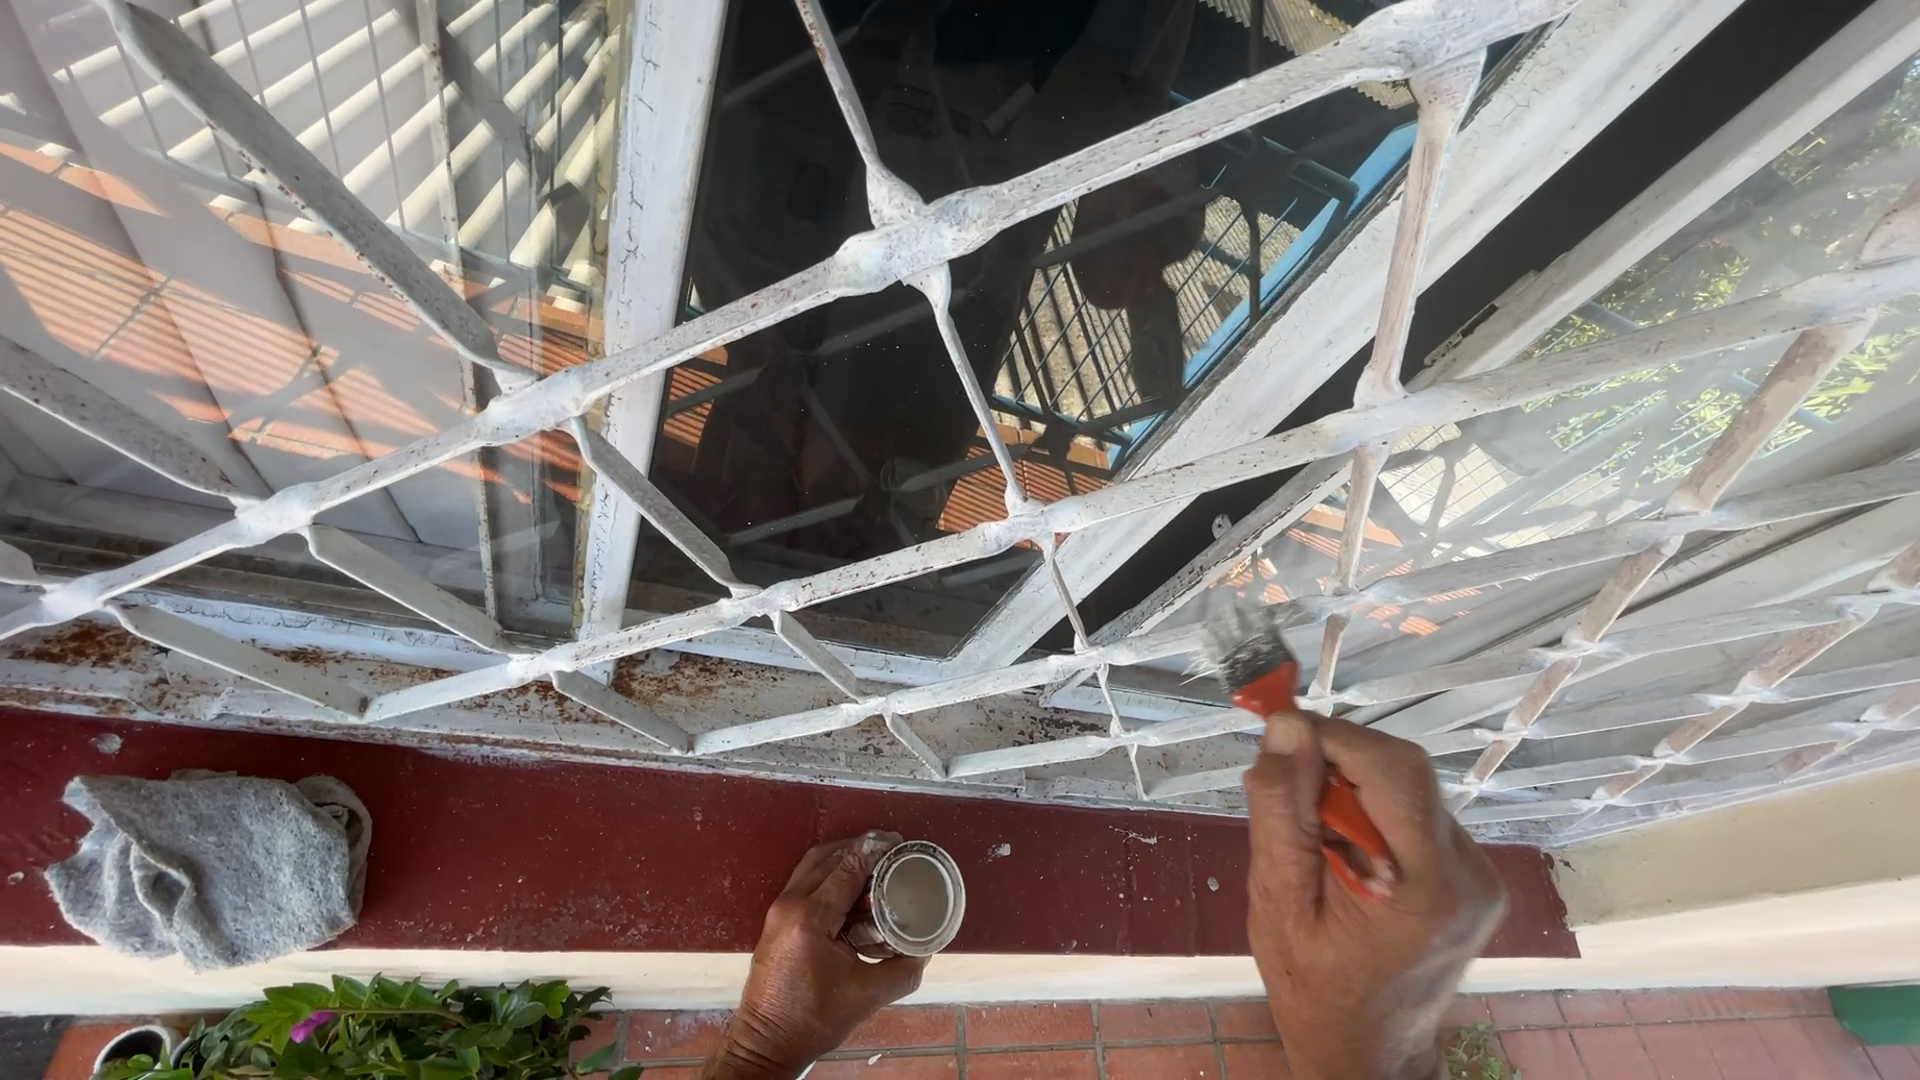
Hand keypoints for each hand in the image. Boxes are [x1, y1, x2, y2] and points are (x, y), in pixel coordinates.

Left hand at [703, 831, 928, 1079]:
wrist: (766, 1045)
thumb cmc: (812, 1020)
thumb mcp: (867, 996)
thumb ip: (903, 969)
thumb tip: (926, 948)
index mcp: (811, 917)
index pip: (848, 867)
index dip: (875, 850)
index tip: (898, 842)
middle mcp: (790, 904)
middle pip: (829, 857)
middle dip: (861, 847)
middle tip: (890, 848)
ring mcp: (779, 910)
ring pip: (813, 864)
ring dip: (843, 856)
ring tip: (873, 861)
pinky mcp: (776, 919)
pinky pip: (805, 880)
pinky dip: (829, 872)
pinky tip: (851, 885)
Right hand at [1244, 712, 1506, 1079]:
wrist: (1367, 1051)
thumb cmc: (1311, 984)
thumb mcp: (1275, 897)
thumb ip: (1282, 809)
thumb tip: (1286, 726)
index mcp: (1425, 887)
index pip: (1393, 770)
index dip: (1333, 735)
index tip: (1277, 733)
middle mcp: (1469, 873)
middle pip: (1404, 771)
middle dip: (1336, 757)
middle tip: (1283, 785)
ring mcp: (1478, 873)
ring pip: (1406, 785)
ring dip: (1347, 783)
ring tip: (1308, 829)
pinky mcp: (1470, 874)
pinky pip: (1412, 809)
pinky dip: (1366, 805)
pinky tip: (1339, 844)